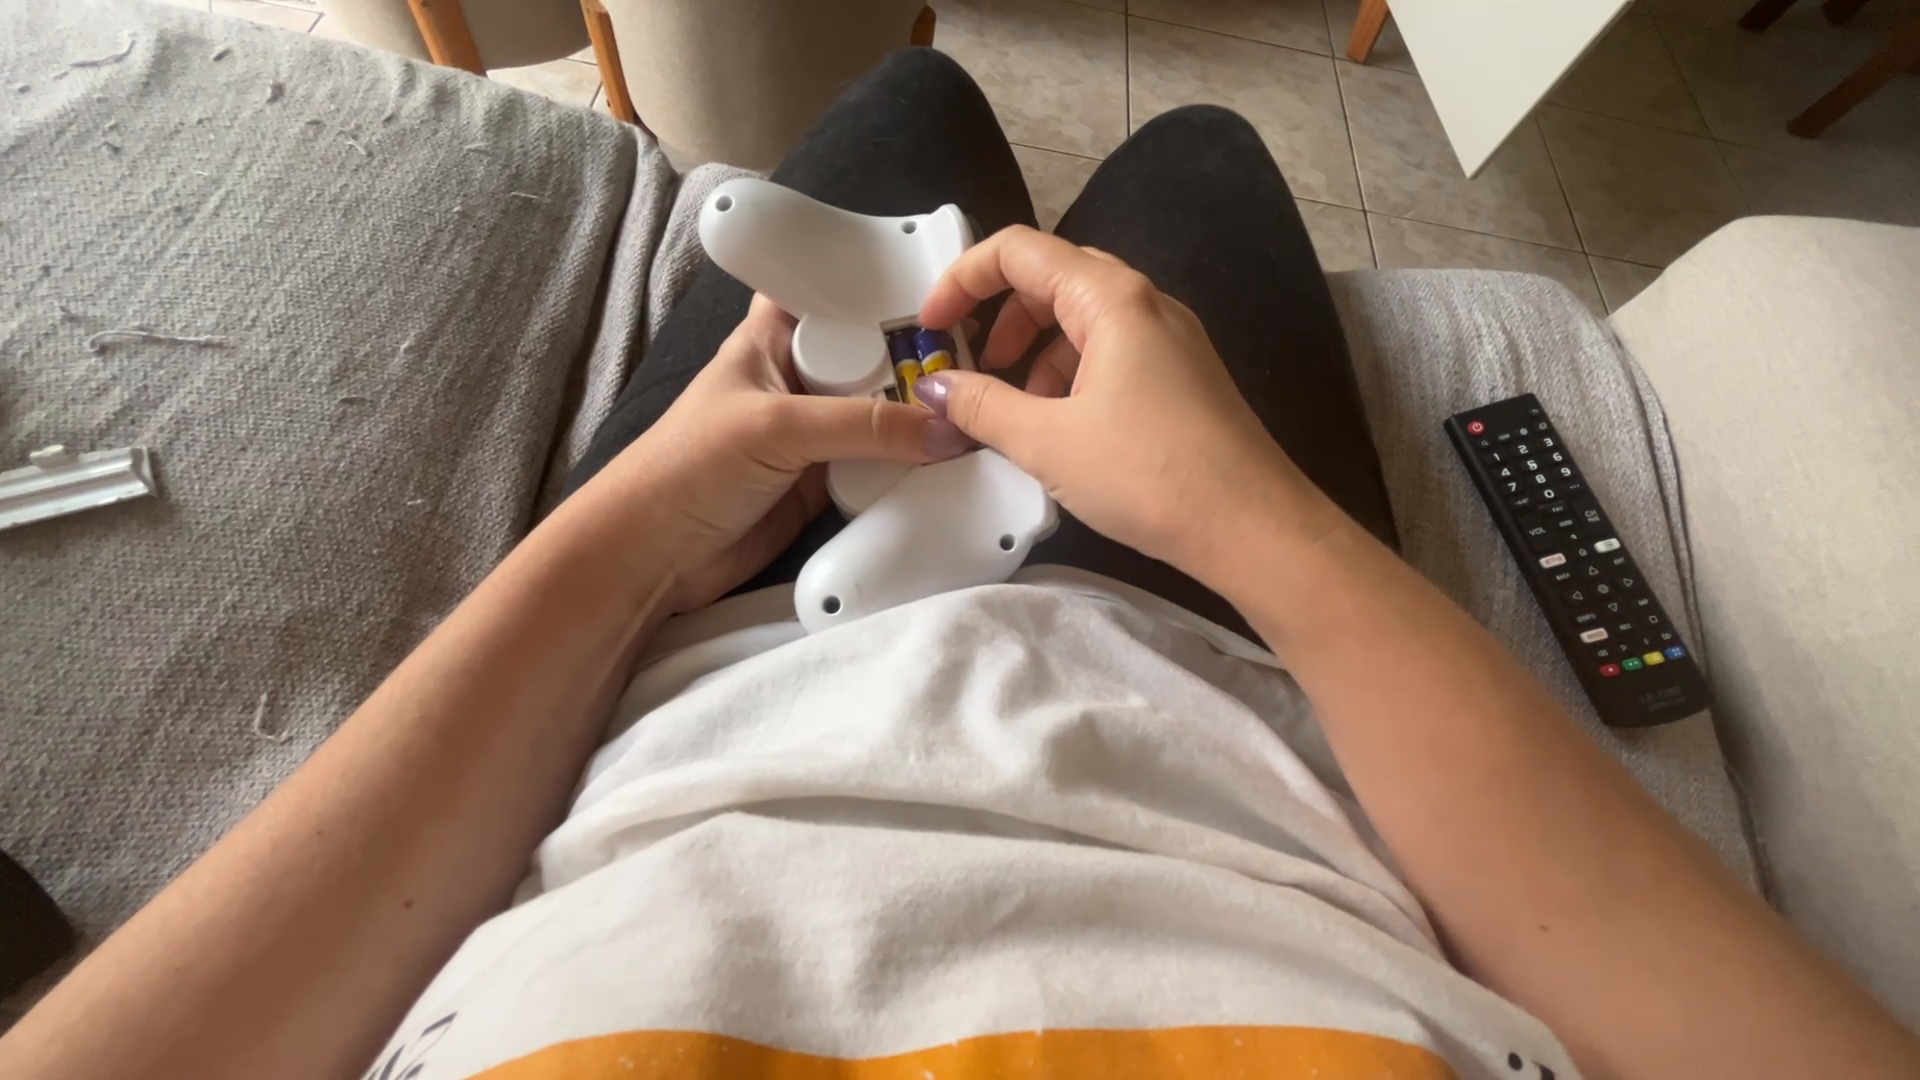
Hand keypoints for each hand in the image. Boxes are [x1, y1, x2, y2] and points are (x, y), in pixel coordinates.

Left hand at [580, 295, 971, 611]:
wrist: (657, 556)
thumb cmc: (692, 467)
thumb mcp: (779, 426)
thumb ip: (864, 425)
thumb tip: (948, 430)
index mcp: (774, 339)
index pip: (836, 296)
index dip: (884, 292)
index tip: (947, 293)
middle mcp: (801, 379)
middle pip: (872, 359)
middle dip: (919, 363)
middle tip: (983, 363)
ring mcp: (817, 434)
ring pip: (881, 415)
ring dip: (919, 420)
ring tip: (979, 413)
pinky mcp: (829, 482)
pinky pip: (880, 466)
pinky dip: (909, 467)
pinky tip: (952, 463)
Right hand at [915, 226, 1335, 583]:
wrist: (1251, 528)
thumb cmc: (1147, 473)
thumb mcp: (1047, 441)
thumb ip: (981, 405)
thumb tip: (932, 387)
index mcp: (1111, 298)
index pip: (1019, 251)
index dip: (962, 279)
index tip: (930, 327)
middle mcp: (1145, 303)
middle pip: (1052, 280)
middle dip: (1000, 320)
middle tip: (972, 369)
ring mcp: (1170, 340)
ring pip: (1082, 323)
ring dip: (1035, 355)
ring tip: (1017, 411)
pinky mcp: (1181, 378)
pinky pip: (1111, 356)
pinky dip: (1071, 378)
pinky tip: (1064, 428)